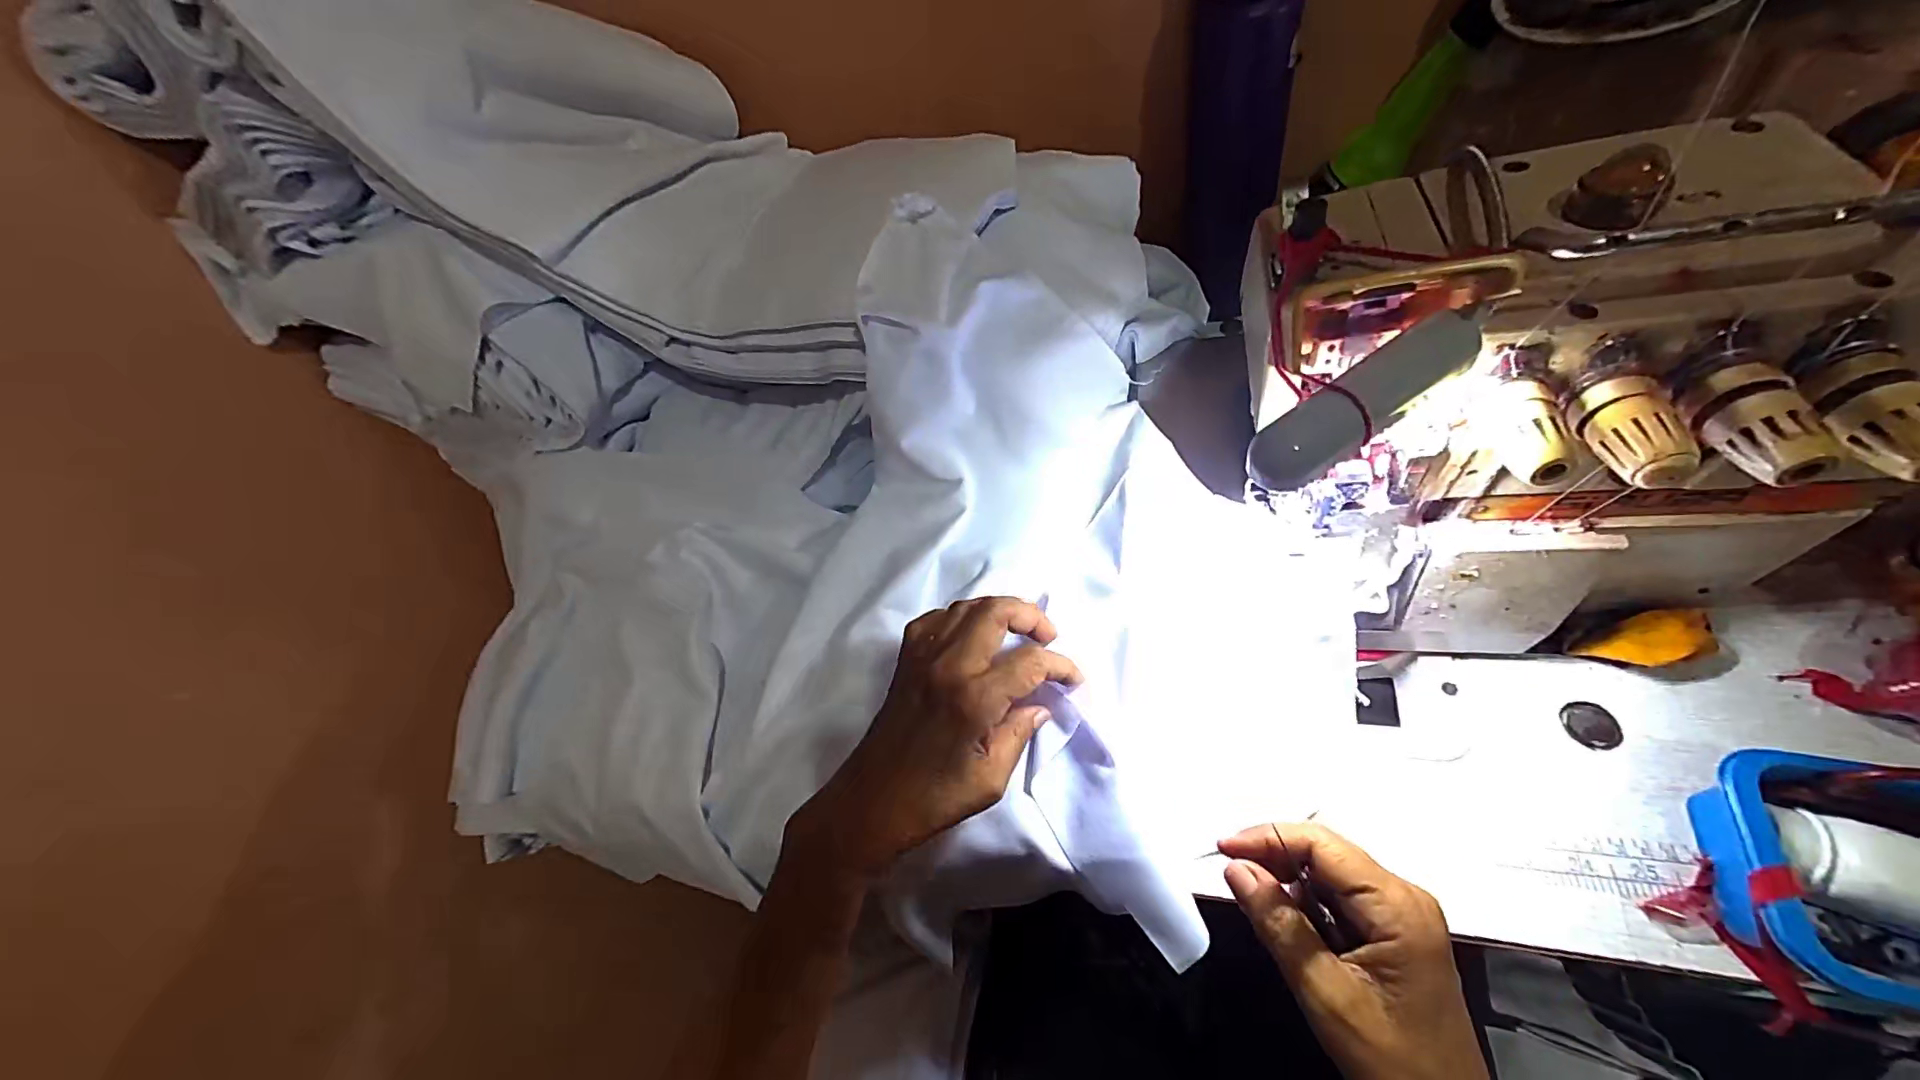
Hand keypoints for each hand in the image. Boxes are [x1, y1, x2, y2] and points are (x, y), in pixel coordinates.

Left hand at [786, 597, 1082, 880]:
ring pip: (966, 606)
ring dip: (998, 610)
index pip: (1029, 662)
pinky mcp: (905, 659)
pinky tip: (973, 636)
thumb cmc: (935, 799)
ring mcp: (922, 657)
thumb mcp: (991, 779)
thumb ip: (1019, 733)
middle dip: (1031, 616)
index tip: (1074, 679)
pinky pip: (936, 619)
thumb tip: (1039, 705)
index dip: (1060, 666)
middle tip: (1048, 637)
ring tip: (1018, 631)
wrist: (872, 802)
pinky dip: (961, 617)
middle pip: (996, 611)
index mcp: (973, 699)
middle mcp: (947, 666)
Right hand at [1219, 823, 1487, 1079]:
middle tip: (1234, 874)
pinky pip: (1339, 895)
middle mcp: (1404, 898)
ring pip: (1328, 872)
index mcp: (1397, 906)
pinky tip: (1288, 922)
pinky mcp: (1394, 930)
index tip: (1224, 850)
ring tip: (1258, 903)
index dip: (1267, 838)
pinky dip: (1306, 901)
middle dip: (1274, 857)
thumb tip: (1238, 870)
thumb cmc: (1395, 1061)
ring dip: (1288, 881)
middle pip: (1325, 851)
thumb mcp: (1325, 992)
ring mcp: (1402, 913)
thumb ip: (1279, 924)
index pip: (1320, 843)